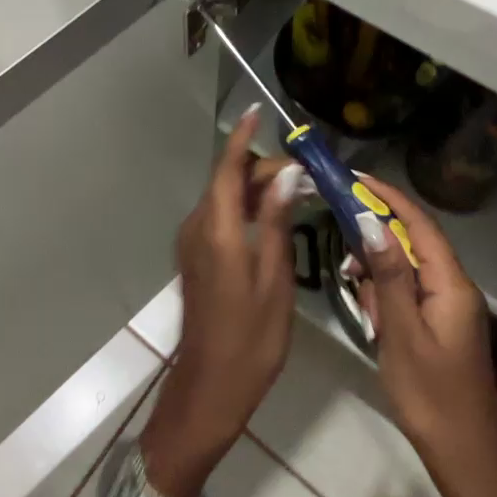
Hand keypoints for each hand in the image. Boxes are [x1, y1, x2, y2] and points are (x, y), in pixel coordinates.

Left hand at [139, 104, 301, 496]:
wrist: (210, 384)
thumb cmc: (252, 337)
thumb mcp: (276, 279)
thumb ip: (278, 222)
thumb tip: (287, 175)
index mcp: (218, 229)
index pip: (228, 169)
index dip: (242, 139)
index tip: (257, 112)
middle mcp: (198, 227)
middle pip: (227, 182)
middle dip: (261, 170)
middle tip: (304, 177)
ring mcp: (192, 242)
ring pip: (223, 199)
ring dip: (254, 191)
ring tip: (296, 195)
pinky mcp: (194, 256)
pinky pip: (219, 219)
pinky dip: (243, 210)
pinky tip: (272, 221)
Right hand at [354, 177, 496, 496]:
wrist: (462, 454)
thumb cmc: (429, 394)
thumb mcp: (401, 332)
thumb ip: (388, 274)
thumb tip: (372, 221)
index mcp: (452, 286)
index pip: (420, 225)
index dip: (388, 197)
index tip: (354, 177)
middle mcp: (456, 288)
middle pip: (413, 242)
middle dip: (376, 234)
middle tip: (339, 228)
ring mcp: (450, 307)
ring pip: (408, 268)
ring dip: (379, 270)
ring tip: (356, 286)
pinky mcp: (441, 324)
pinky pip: (409, 291)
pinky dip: (387, 292)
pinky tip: (372, 312)